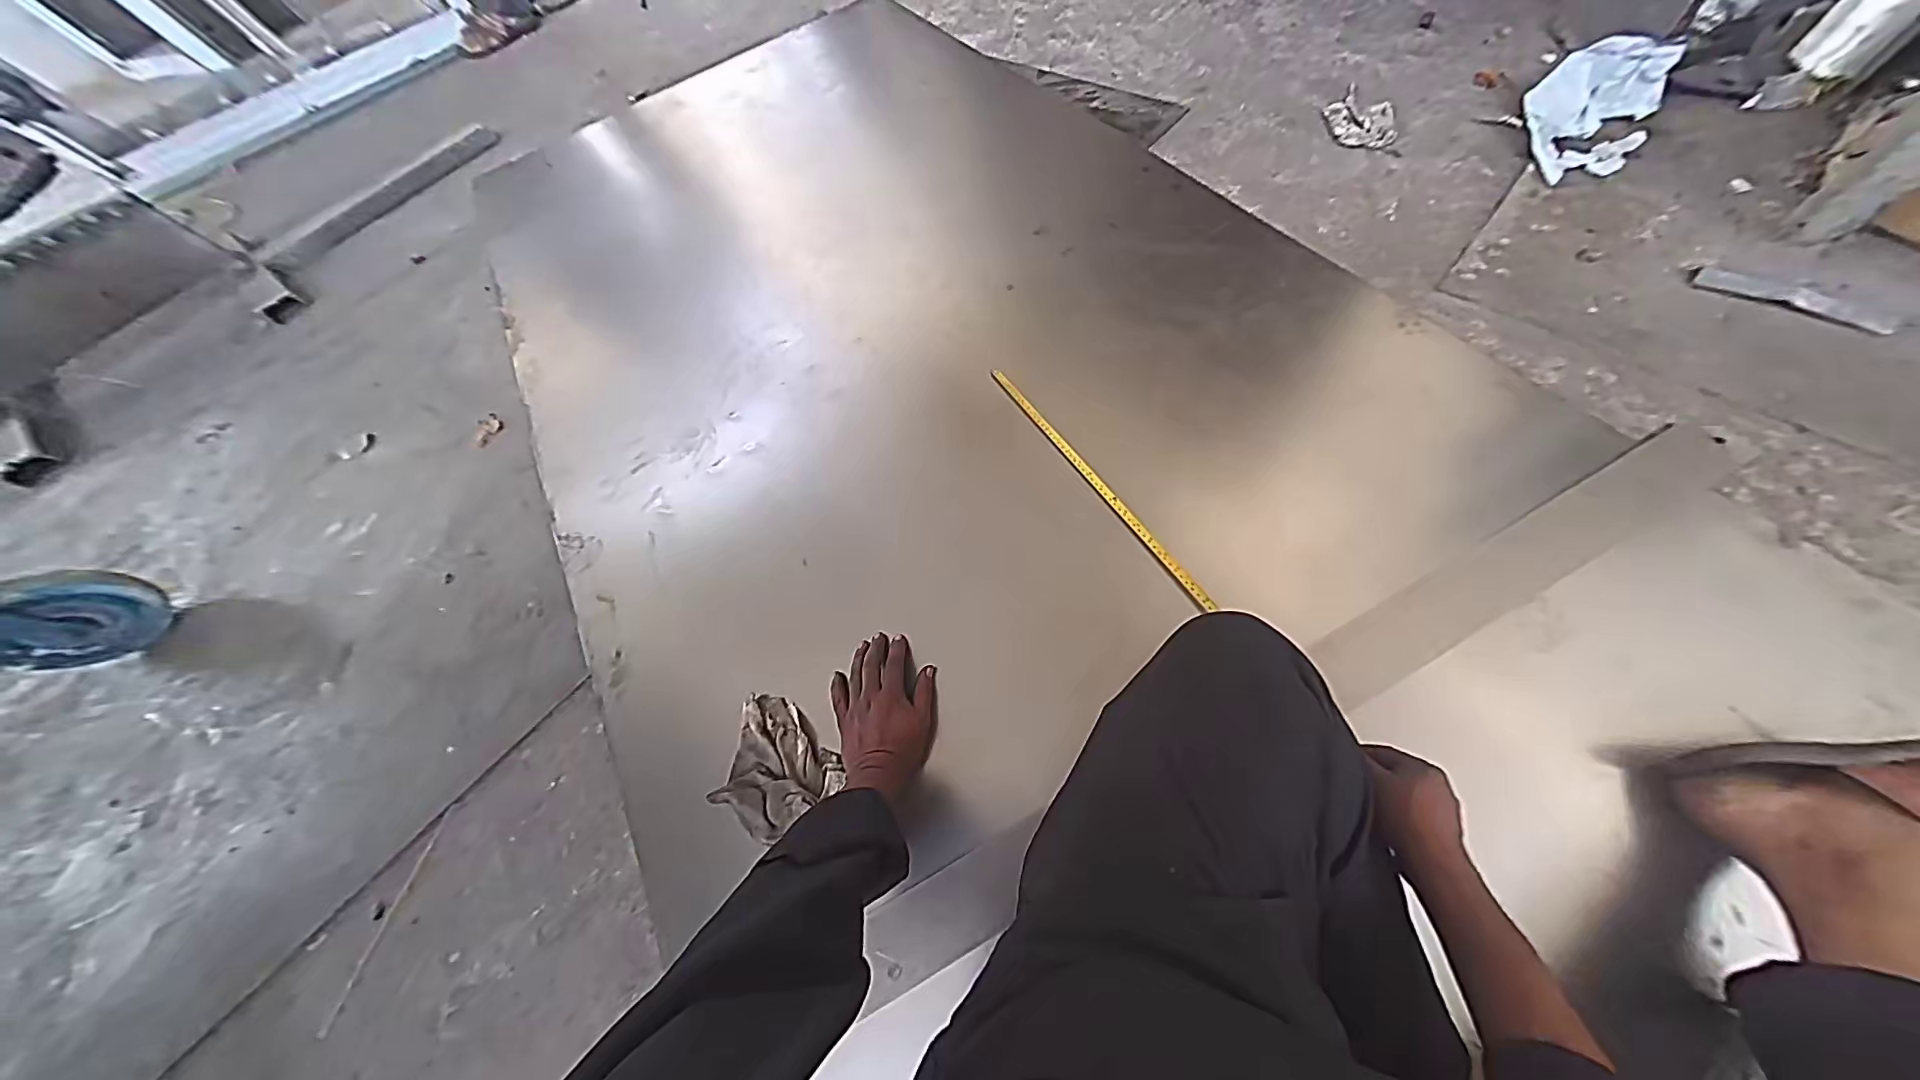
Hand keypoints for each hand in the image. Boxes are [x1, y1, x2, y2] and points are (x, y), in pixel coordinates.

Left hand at [830, 634, 935, 805]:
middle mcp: (871, 698)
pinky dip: (838, 685)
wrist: (877, 775)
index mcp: (891, 695)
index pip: (893, 665)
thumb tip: (926, 673)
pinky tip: (837, 677)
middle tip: (878, 638)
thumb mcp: (923, 721)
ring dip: (858, 659)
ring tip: (861, 648)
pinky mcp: (846, 722)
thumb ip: (924, 693)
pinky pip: (839, 698)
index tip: (898, 641)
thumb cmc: (901, 754)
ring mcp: (856, 709)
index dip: (897, 650)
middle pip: (871, 665)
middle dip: (876, 649)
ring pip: (854, 676)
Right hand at [1363, 745, 1467, 881]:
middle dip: (1377, 783)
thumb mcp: (1371, 781)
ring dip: (1389, 807)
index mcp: (1426, 768)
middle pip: (1396, 778)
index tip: (1346, 763)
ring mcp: (1444, 815)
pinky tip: (1387, 835)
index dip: (1359, 757)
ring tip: (1372, 817)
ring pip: (1404, 802)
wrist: (1430, 864)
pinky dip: (1399, 827)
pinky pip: (1412, 825)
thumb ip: (1361, 762)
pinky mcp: (1442, 838)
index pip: (1382, 753)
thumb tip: (1351, 753)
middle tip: (1358, 790)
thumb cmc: (1406, 823)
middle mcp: (1440, 788)